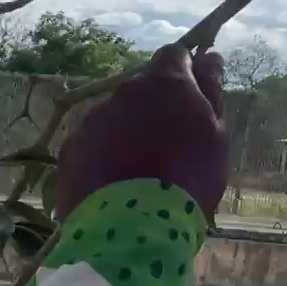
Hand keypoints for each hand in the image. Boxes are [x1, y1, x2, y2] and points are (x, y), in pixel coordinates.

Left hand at [56, 44, 228, 217]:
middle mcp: (125, 91)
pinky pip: (93, 140)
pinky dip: (105, 151)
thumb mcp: (216, 133)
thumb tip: (210, 58)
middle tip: (172, 138)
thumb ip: (211, 91)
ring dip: (130, 127)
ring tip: (142, 166)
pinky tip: (118, 180)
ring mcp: (93, 119)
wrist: (133, 231)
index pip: (174, 54)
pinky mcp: (70, 149)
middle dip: (156, 102)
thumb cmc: (189, 177)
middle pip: (143, 85)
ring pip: (117, 113)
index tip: (193, 92)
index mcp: (166, 83)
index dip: (185, 69)